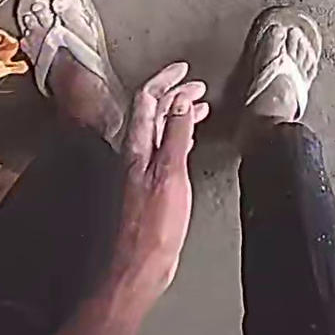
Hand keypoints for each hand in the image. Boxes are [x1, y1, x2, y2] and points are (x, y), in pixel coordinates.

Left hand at [101, 62, 208, 316]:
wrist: (137, 265)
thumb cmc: (152, 227)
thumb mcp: (170, 173)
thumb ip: (175, 135)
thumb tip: (182, 101)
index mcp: (137, 145)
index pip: (147, 98)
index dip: (165, 79)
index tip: (183, 69)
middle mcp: (135, 152)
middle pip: (152, 110)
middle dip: (174, 92)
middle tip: (197, 84)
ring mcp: (140, 168)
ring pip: (158, 127)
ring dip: (177, 112)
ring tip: (199, 104)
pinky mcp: (148, 184)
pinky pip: (163, 146)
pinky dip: (178, 134)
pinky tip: (189, 138)